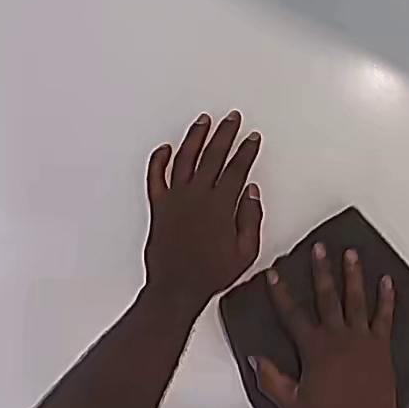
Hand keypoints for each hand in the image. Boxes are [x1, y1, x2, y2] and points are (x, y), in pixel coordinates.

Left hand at [143, 111, 263, 315]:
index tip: (252, 138)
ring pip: (185, 158)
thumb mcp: (246, 252)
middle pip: (213, 155)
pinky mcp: (158, 207)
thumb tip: (251, 193)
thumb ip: (251, 218)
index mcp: (219, 206)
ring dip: (195, 137)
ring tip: (203, 122)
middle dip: (225, 134)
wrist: (176, 288)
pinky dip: (159, 160)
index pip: (236, 169)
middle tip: (232, 119)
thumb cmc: (209, 274)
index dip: (246, 151)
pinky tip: (165, 148)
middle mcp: (196, 197)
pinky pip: (156, 177)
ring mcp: (174, 199)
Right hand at [256, 244, 400, 407]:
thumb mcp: (291, 404)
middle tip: (318, 249)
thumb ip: (271, 379)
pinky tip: (387, 281)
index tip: (274, 274)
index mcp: (315, 348)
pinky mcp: (381, 345)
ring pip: (356, 298)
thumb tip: (256, 359)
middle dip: (321, 270)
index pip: (292, 314)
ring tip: (350, 253)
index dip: (281, 293)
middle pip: (327, 296)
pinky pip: (384, 316)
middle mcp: (338, 336)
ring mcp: (361, 338)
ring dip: (353, 274)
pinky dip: (386, 298)